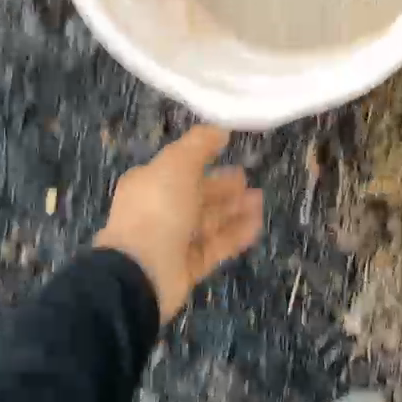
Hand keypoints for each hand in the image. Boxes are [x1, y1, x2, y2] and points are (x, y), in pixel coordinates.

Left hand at [93, 126, 263, 323]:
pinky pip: (216, 245)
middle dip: (224, 187)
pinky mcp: (188, 265)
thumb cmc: (157, 209)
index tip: (230, 153)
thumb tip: (219, 129)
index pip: (180, 169)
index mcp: (150, 185)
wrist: (141, 271)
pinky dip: (236, 234)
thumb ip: (199, 143)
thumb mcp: (177, 164)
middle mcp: (160, 211)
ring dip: (235, 210)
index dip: (206, 160)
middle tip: (250, 180)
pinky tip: (256, 224)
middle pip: (198, 196)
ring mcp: (174, 241)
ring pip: (209, 221)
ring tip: (260, 201)